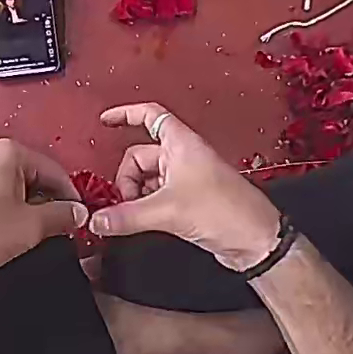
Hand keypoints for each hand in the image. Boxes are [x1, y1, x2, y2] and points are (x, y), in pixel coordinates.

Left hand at [0, 139, 86, 286]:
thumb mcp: (31, 227)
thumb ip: (61, 216)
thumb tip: (74, 213)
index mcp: (7, 153)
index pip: (54, 171)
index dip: (70, 196)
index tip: (77, 215)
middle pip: (33, 176)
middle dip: (47, 203)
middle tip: (56, 227)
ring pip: (12, 187)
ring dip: (24, 210)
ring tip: (27, 235)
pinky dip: (3, 213)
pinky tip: (2, 235)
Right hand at [91, 103, 283, 270]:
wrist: (254, 239)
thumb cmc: (224, 211)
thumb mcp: (168, 211)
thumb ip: (127, 216)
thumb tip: (98, 220)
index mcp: (181, 143)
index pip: (149, 116)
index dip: (126, 114)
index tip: (105, 121)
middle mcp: (183, 156)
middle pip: (140, 155)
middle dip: (127, 177)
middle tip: (124, 203)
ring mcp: (187, 177)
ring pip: (148, 177)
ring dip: (136, 194)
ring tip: (135, 215)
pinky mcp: (189, 199)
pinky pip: (157, 194)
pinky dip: (146, 205)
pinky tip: (144, 221)